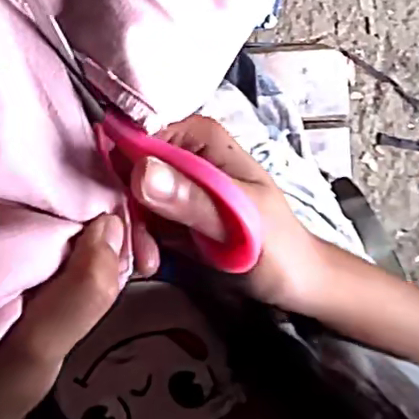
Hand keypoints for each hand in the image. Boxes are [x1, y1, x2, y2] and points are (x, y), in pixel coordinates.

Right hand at [128, 114, 335, 313]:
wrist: (296, 283)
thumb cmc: (278, 246)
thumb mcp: (236, 222)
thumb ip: (190, 198)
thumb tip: (142, 171)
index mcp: (202, 138)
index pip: (141, 135)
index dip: (123, 167)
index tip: (122, 205)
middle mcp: (184, 152)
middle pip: (129, 166)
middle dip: (128, 207)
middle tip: (140, 247)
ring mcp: (175, 181)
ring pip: (130, 195)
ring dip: (133, 229)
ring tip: (149, 260)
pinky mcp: (170, 210)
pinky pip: (139, 217)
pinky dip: (140, 239)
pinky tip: (151, 260)